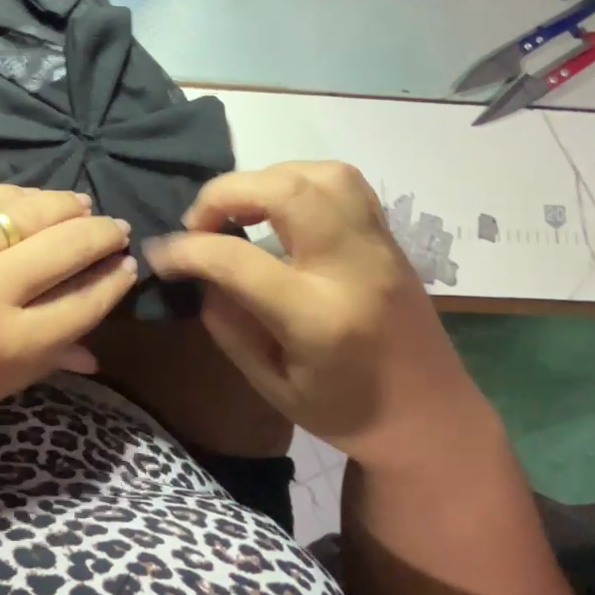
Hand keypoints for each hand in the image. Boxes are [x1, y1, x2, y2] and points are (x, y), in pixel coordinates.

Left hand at [0, 185, 137, 471]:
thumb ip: (38, 364)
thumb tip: (92, 352)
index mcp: (8, 344)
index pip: (83, 301)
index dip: (113, 282)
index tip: (128, 268)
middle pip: (64, 245)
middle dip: (100, 234)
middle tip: (116, 230)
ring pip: (24, 209)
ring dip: (62, 204)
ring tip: (82, 204)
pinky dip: (10, 193)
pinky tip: (27, 196)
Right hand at [144, 162, 498, 473]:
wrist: (434, 420)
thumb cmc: (346, 414)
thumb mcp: (270, 386)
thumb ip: (227, 323)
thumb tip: (201, 272)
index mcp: (318, 317)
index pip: (236, 258)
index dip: (185, 249)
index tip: (160, 254)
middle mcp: (352, 268)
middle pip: (285, 191)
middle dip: (224, 194)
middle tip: (199, 223)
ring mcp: (378, 246)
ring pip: (320, 174)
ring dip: (265, 180)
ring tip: (240, 210)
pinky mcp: (388, 238)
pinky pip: (343, 183)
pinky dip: (298, 181)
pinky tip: (278, 209)